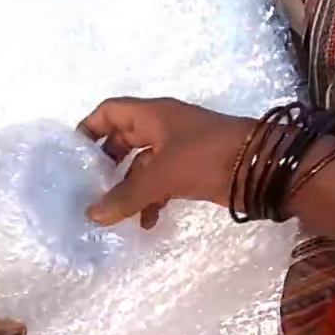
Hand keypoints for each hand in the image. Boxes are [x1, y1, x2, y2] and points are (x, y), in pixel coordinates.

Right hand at [77, 97, 252, 228]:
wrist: (261, 167)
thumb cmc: (208, 156)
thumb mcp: (162, 175)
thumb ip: (126, 196)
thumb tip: (92, 215)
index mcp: (153, 115)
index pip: (110, 111)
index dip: (90, 128)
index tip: (73, 153)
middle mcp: (162, 129)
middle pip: (124, 141)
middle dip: (107, 164)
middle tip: (90, 186)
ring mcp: (178, 151)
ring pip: (142, 167)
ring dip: (129, 189)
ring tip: (114, 213)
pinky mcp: (191, 172)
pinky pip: (161, 185)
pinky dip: (151, 201)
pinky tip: (146, 223)